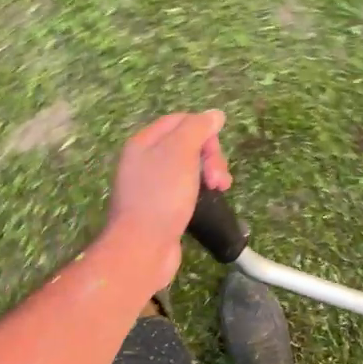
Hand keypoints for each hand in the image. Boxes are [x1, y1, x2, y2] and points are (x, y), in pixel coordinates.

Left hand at [103, 112, 229, 291]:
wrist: (142, 249)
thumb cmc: (161, 195)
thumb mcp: (181, 152)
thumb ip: (198, 128)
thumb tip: (214, 115)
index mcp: (144, 142)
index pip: (180, 120)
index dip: (203, 130)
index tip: (215, 150)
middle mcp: (145, 160)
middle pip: (187, 144)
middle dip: (209, 156)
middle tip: (218, 178)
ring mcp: (152, 186)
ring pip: (190, 167)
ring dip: (209, 173)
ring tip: (221, 190)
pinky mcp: (161, 207)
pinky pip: (186, 188)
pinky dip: (201, 191)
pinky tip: (210, 201)